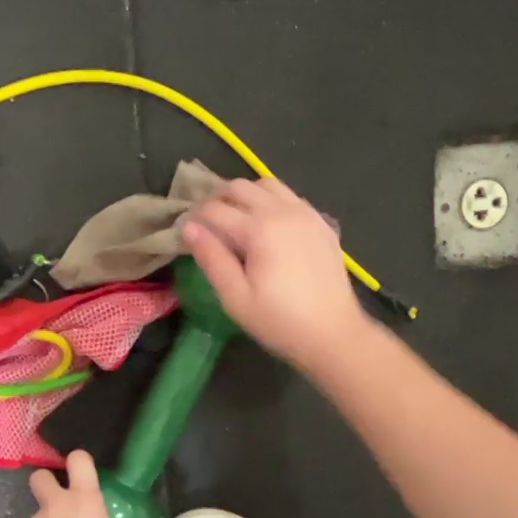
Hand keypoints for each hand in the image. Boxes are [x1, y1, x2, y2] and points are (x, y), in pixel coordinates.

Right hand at [180, 178, 372, 366]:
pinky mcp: (320, 222)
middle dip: (216, 200)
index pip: (214, 210)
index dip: (193, 219)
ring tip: (234, 220)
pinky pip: (289, 196)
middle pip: (239, 187)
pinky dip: (270, 201)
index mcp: (259, 229)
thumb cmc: (279, 322)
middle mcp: (283, 211)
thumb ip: (212, 259)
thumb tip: (188, 228)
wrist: (333, 333)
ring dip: (244, 195)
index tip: (184, 235)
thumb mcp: (236, 298)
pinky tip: (266, 226)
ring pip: (266, 184)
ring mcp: (305, 213)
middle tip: (205, 225)